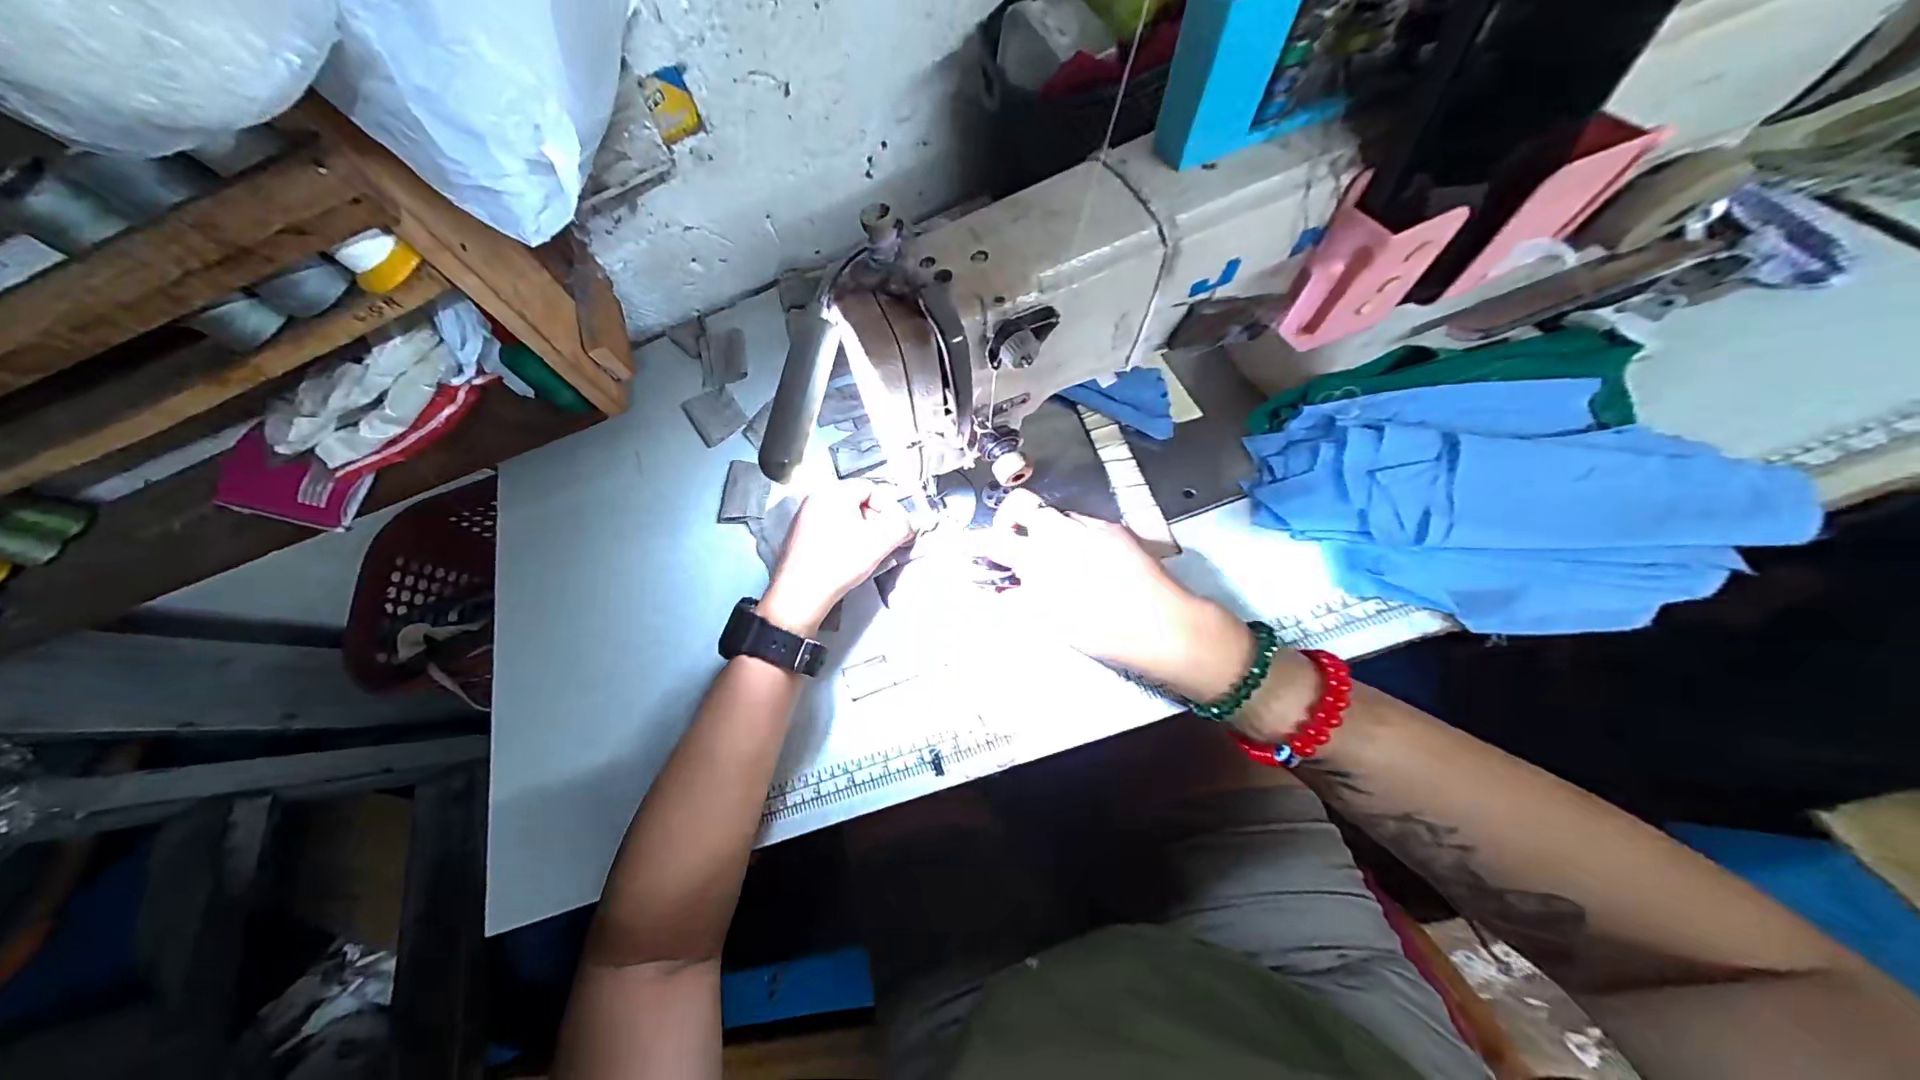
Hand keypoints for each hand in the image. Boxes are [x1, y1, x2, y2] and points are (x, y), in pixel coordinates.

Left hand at [759, 480, 913, 635]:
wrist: (800, 595)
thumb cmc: (839, 563)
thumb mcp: (880, 542)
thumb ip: (902, 526)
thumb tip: (910, 523)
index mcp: (833, 493)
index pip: (871, 488)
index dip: (890, 507)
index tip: (898, 527)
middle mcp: (815, 499)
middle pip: (857, 501)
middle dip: (877, 520)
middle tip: (887, 540)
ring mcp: (804, 518)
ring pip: (844, 517)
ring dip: (862, 531)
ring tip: (871, 551)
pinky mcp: (800, 537)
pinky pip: (830, 529)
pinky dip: (845, 539)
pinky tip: (850, 558)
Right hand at [981, 489, 1254, 699]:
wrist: (1166, 625)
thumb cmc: (1105, 632)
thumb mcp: (1054, 619)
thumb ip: (1022, 598)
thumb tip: (1004, 589)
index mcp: (1042, 558)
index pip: (996, 540)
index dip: (977, 541)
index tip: (968, 544)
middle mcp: (1064, 532)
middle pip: (1025, 507)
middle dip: (1011, 519)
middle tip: (1011, 543)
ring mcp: (1092, 526)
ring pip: (1056, 516)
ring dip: (1044, 530)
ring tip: (1049, 558)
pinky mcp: (1115, 530)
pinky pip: (1082, 524)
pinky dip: (1072, 536)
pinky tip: (1081, 560)